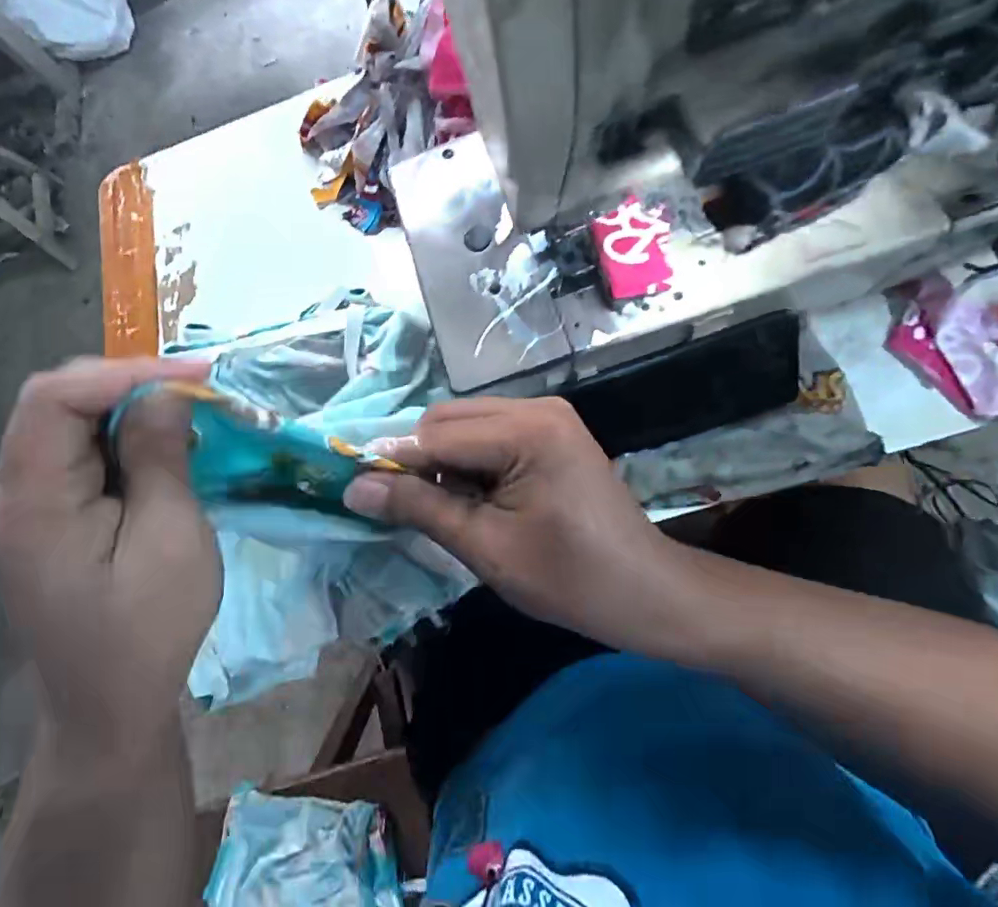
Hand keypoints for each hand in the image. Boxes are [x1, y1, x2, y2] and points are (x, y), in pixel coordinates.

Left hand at [0, 358, 219, 755]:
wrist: (109, 705)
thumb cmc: (147, 628)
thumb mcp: (171, 538)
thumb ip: (160, 458)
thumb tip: (163, 393)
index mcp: (30, 502)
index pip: (53, 398)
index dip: (125, 371)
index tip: (197, 375)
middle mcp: (10, 494)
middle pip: (55, 404)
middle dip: (130, 385)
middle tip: (199, 390)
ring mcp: (23, 507)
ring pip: (68, 425)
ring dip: (130, 410)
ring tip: (190, 413)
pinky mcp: (46, 518)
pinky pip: (79, 455)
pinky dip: (123, 439)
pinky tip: (163, 448)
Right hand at [341, 397, 703, 654]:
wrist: (643, 590)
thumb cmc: (569, 578)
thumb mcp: (486, 548)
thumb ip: (420, 509)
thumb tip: (354, 488)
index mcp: (527, 430)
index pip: (435, 434)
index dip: (392, 464)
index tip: (355, 493)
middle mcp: (538, 407)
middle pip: (448, 420)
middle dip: (420, 462)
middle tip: (412, 514)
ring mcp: (549, 416)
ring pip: (467, 425)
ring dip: (444, 463)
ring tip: (448, 512)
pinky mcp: (553, 431)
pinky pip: (492, 435)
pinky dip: (470, 463)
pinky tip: (474, 500)